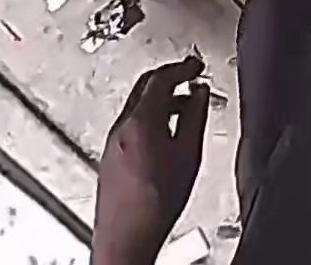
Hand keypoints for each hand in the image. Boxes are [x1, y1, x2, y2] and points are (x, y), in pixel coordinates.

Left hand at [93, 56, 209, 264]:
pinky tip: (166, 127)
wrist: (126, 244)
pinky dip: (150, 114)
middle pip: (145, 86)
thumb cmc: (156, 205)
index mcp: (140, 122)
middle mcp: (122, 128)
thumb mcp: (189, 153)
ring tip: (184, 103)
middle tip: (189, 74)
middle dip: (169, 76)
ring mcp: (112, 143)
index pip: (161, 78)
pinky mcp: (110, 157)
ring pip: (137, 104)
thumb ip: (196, 115)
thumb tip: (200, 93)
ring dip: (161, 97)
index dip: (182, 67)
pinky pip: (131, 122)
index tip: (196, 65)